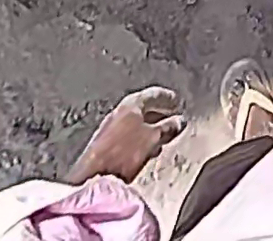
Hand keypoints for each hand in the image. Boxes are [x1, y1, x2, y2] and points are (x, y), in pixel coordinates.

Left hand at [64, 87, 185, 183]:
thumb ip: (168, 127)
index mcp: (132, 103)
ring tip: (162, 138)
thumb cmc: (125, 153)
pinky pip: (128, 137)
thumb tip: (180, 120)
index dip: (168, 98)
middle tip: (172, 119)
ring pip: (136, 124)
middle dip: (159, 114)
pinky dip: (140, 140)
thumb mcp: (153, 138)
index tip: (177, 101)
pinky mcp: (104, 145)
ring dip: (150, 129)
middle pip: (144, 108)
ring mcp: (110, 128)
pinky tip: (146, 150)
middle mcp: (119, 111)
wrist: (91, 179)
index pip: (154, 94)